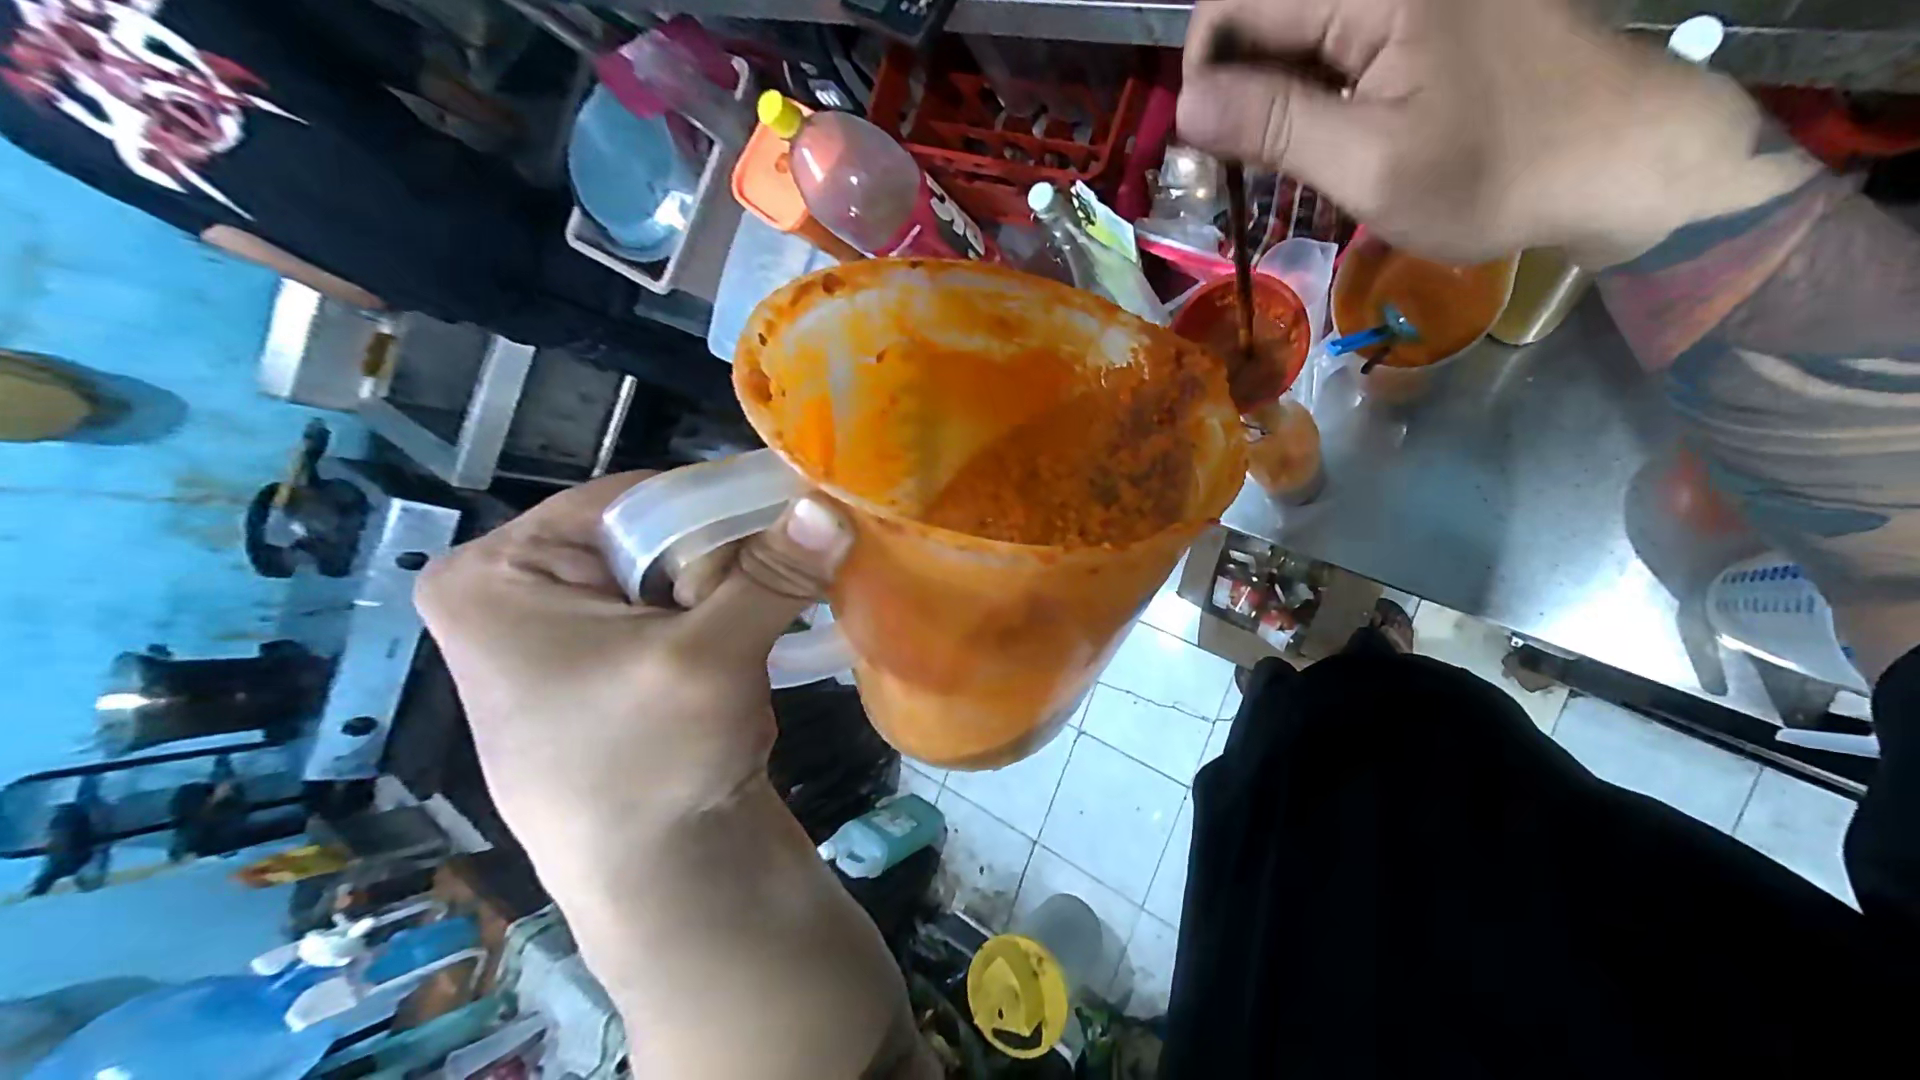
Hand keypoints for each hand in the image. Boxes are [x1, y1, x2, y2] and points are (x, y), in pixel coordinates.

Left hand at [414, 471, 851, 886]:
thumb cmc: (652, 768)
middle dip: (720, 562)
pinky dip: (721, 614)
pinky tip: (741, 647)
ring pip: (673, 568)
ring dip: (729, 592)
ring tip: (749, 636)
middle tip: (764, 602)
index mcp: (495, 574)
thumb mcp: (710, 659)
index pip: (630, 499)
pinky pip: (675, 605)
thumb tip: (831, 502)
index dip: (715, 510)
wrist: (664, 882)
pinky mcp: (605, 657)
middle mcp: (516, 589)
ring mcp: (561, 626)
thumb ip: (772, 573)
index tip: (787, 525)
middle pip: (652, 532)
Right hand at [1176, 0, 1818, 264]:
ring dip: (1272, 96)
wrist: (1623, 160)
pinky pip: (1338, 42)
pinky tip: (1325, 135)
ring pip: (1296, 32)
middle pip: (1265, 14)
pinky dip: (1312, 90)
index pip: (1235, 4)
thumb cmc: (1495, 173)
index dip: (1203, 76)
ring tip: (1289, 159)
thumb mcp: (1370, 164)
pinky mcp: (1428, 14)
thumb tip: (1185, 106)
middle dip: (1237, 89)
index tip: (1212, 149)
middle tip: (1249, 166)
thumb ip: (1275, 126)